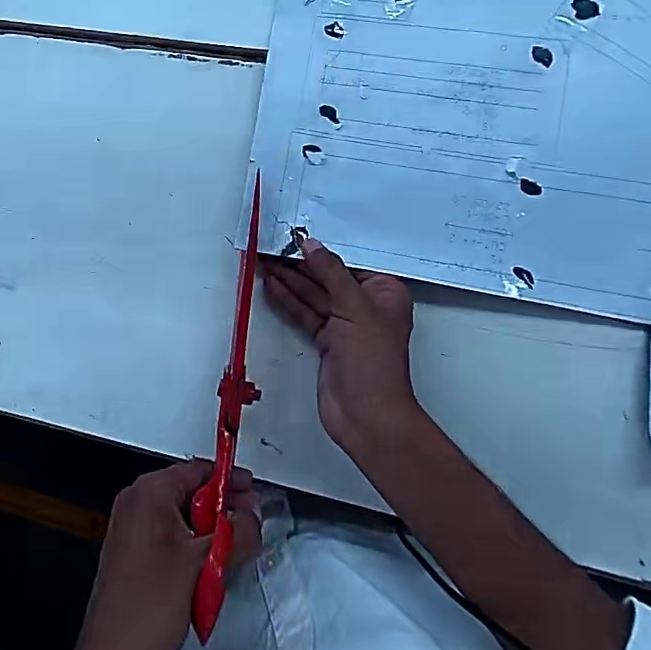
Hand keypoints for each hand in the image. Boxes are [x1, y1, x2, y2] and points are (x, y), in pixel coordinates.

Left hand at [59, 460, 260, 649]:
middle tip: (246, 522)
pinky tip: (208, 570)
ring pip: (183, 518)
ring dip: (209, 533)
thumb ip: (235, 535)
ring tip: (229, 553)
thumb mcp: (203, 563)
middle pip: (190, 493)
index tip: (248, 487)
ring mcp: (132, 528)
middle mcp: (136, 505)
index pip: (197, 470)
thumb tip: (251, 521)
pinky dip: (193, 547)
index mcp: (148, 494)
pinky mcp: (134, 552)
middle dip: (222, 510)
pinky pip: (172, 537)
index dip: (228, 478)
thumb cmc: (141, 611)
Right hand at [261, 237, 420, 455]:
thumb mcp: (354, 307)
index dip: (324, 248)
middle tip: (274, 246)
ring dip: (290, 279)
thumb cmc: (374, 364)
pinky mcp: (328, 340)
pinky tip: (273, 285)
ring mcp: (345, 324)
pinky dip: (289, 300)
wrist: (366, 415)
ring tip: (266, 260)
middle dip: (301, 263)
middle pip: (328, 276)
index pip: (350, 261)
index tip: (299, 234)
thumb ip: (331, 272)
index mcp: (385, 293)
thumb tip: (312, 245)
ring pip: (314, 294)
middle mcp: (366, 305)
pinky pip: (305, 313)